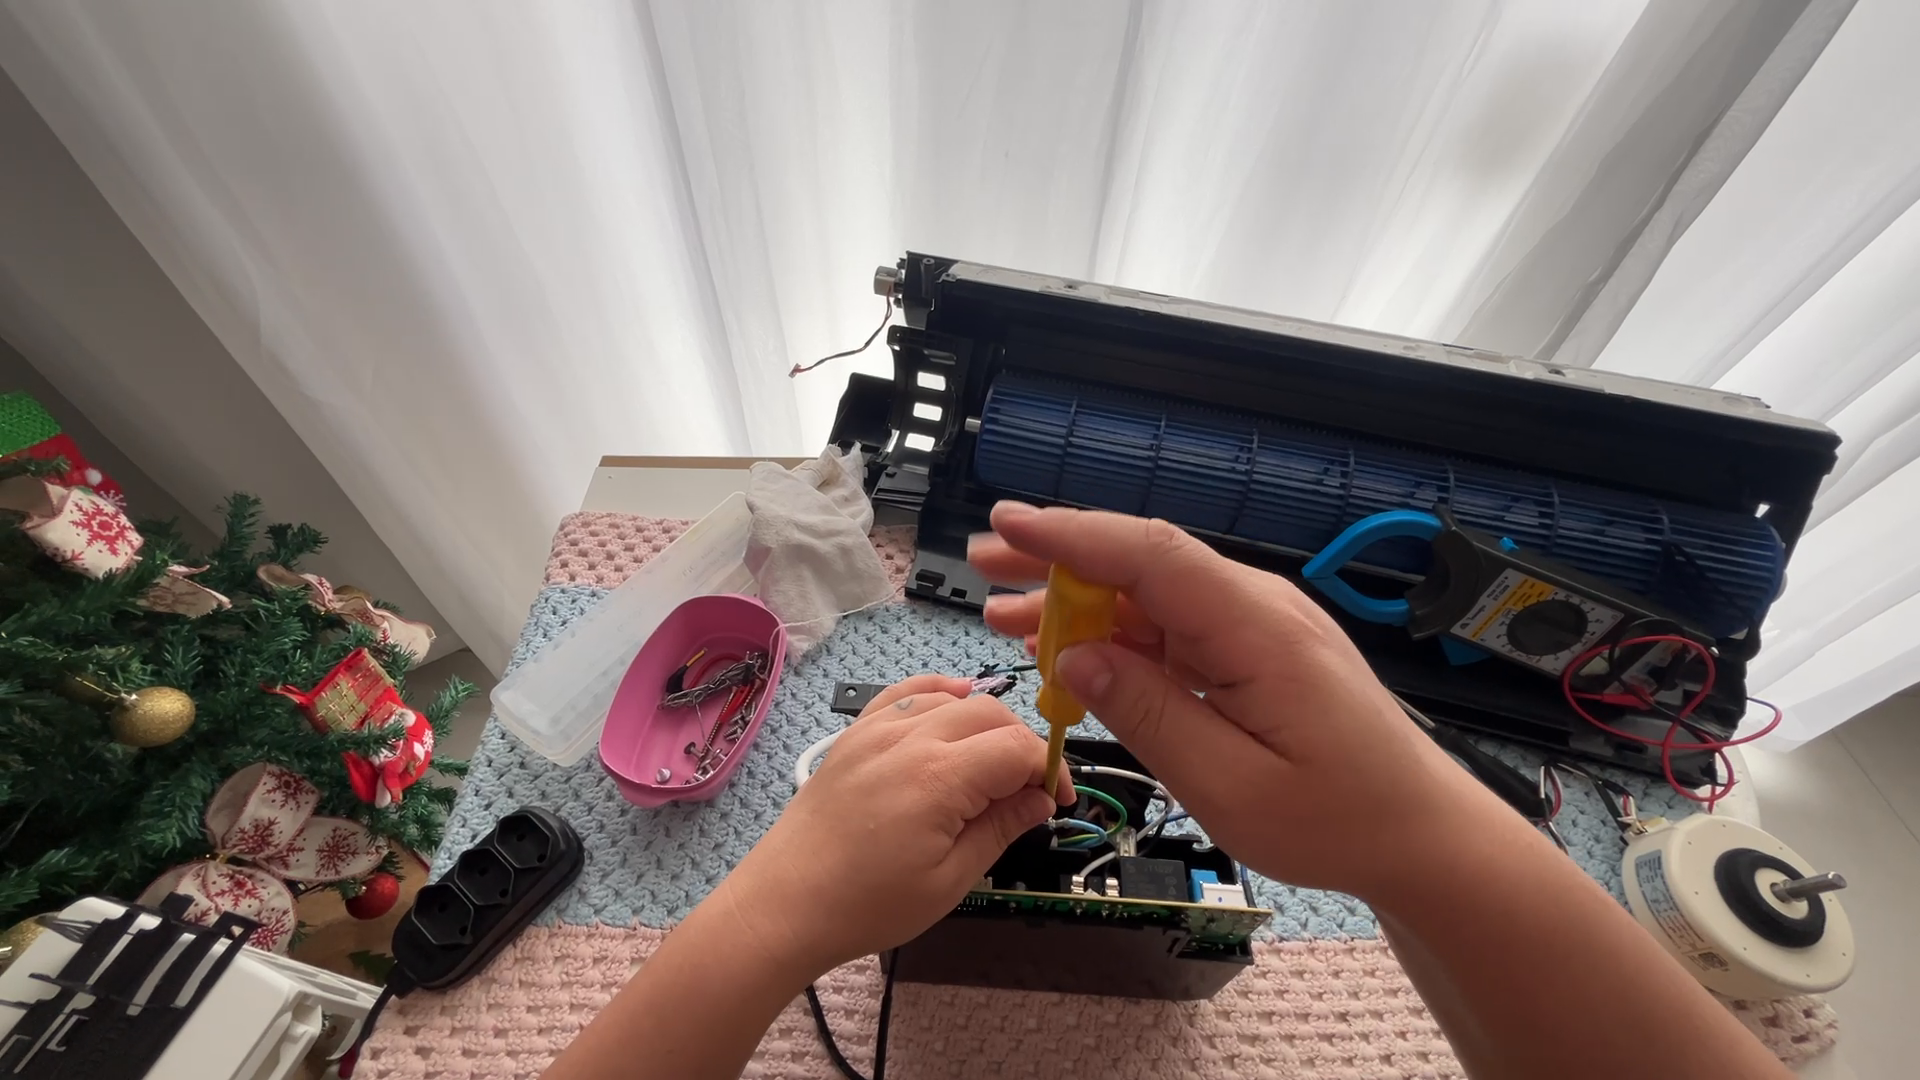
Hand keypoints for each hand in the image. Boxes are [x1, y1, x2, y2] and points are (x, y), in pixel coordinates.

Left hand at [714, 675, 1073, 977]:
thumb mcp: (949, 881)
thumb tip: (1040, 798)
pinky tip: (954, 701)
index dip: (1048, 769)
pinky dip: (939, 690)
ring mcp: (879, 727)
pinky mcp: (857, 730)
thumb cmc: (869, 904)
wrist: (786, 902)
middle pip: (991, 714)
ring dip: (985, 720)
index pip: (1017, 748)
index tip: (1056, 801)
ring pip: (953, 698)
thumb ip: (1000, 829)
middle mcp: (911, 736)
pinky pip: (906, 690)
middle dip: (1022, 744)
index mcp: (939, 777)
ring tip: (992, 760)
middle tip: (1028, 787)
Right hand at [970, 502, 1507, 902]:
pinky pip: (1164, 626)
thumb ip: (1147, 715)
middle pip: (1140, 561)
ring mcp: (1248, 621)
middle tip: (985, 558)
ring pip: (1144, 592)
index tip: (1009, 523)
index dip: (1074, 535)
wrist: (1419, 833)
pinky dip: (1110, 634)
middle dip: (1057, 555)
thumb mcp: (1230, 785)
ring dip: (1074, 598)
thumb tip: (1075, 658)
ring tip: (1004, 612)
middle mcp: (1250, 604)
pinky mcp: (1242, 644)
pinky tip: (1066, 650)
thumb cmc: (1335, 819)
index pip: (1152, 554)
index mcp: (1255, 627)